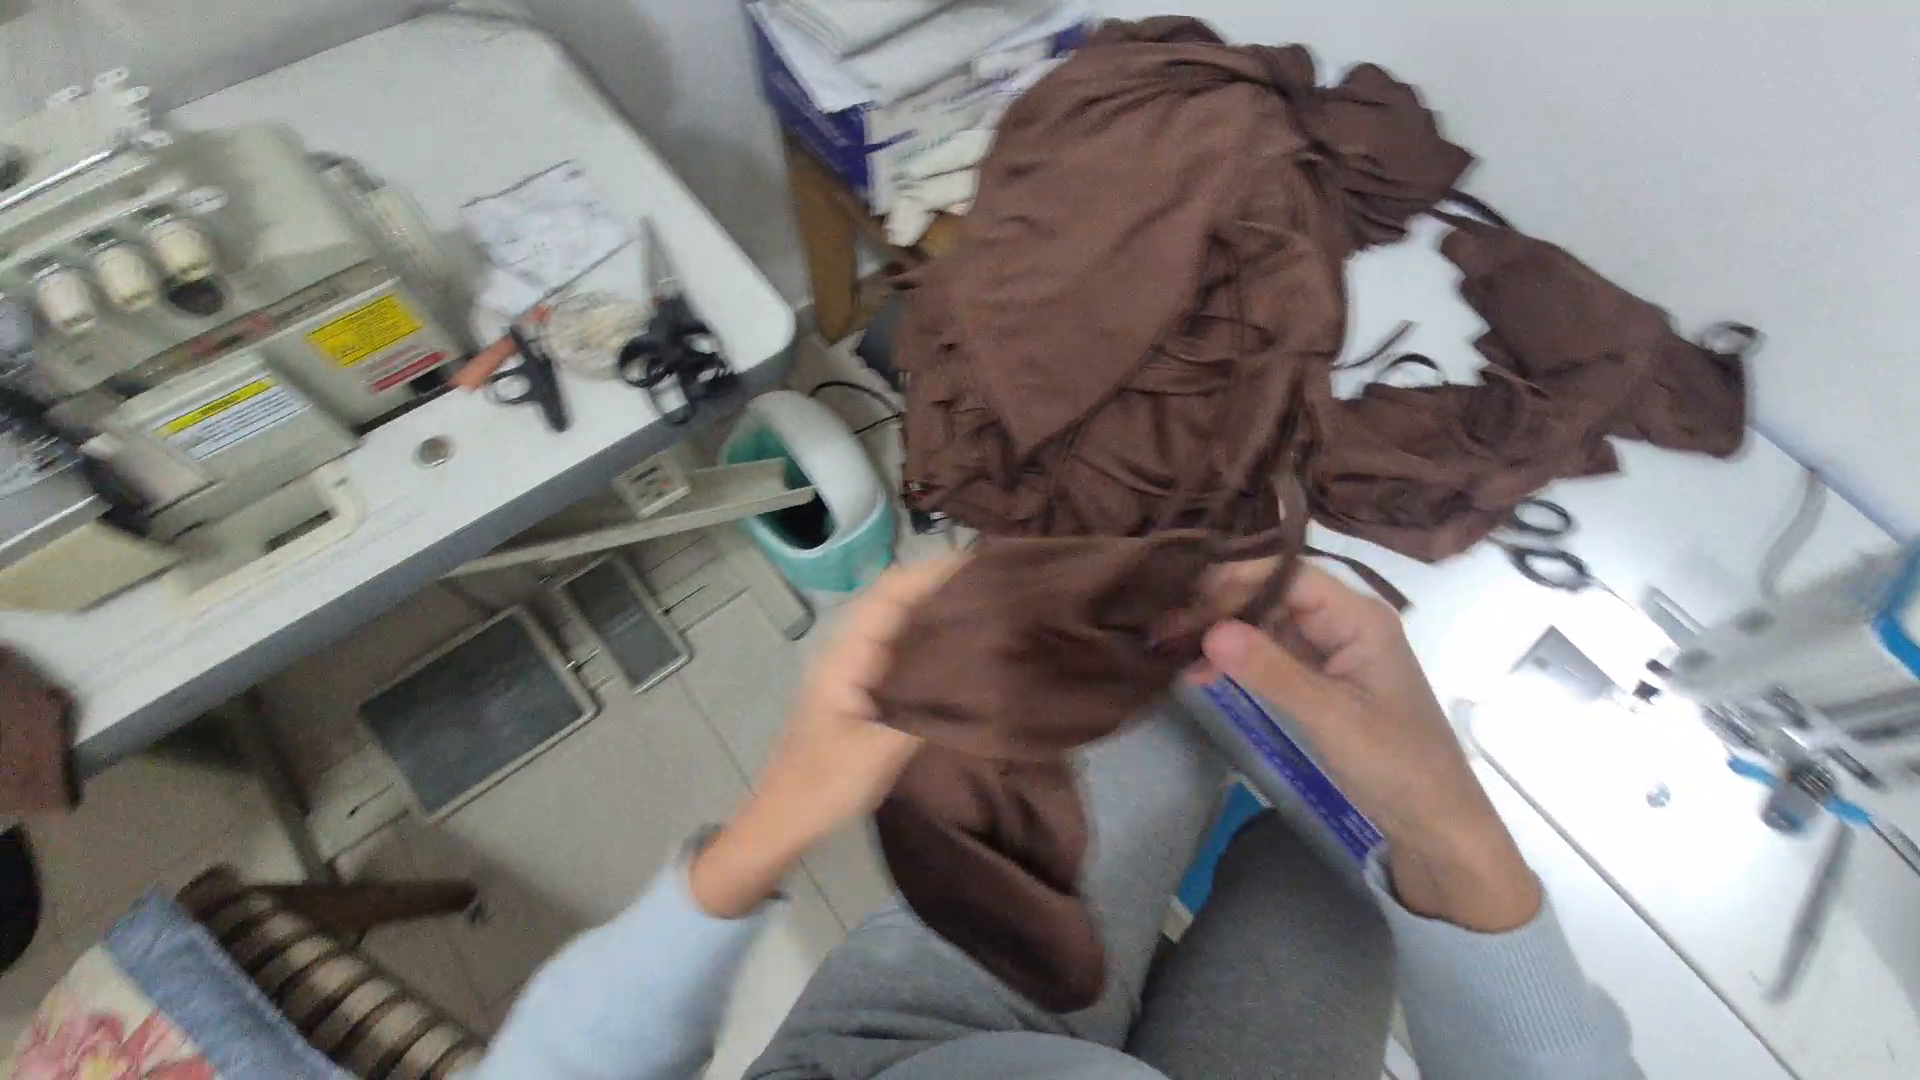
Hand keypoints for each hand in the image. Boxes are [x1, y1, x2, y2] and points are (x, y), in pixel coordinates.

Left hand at [690, 556, 962, 916]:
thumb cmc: (821, 786)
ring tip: (988, 609)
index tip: (980, 565)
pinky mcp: (863, 690)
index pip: (891, 593)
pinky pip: (901, 651)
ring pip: (899, 624)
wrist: (779, 823)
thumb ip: (928, 713)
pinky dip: (930, 640)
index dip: (932, 572)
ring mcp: (854, 669)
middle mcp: (849, 650)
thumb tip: (979, 676)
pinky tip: (960, 653)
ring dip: (937, 611)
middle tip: (997, 586)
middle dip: (942, 586)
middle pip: (896, 600)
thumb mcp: (878, 752)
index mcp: (847, 654)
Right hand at [1195, 561, 1541, 931]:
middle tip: (1164, 627)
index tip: (1185, 597)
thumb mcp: (1331, 717)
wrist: (1436, 827)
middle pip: (1271, 596)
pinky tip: (1199, 671)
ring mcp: (1328, 652)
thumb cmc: (1397, 765)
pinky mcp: (1317, 680)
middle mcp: (1342, 624)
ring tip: (1170, 646)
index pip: (1289, 575)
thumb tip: (1210, 630)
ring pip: (1264, 626)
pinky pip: (1268, 656)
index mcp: (1358, 617)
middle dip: (1219, 608)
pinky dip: (1235, 662)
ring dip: (1221, 634)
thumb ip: (1271, 671)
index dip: (1237, 579)